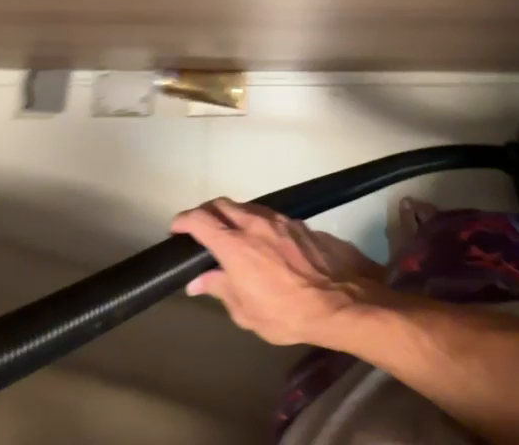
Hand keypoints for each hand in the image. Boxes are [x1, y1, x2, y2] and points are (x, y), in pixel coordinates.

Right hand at [170, 198, 386, 346]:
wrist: (342, 300)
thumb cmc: (288, 313)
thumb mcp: (246, 312)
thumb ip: (221, 289)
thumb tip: (198, 280)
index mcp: (236, 246)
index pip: (200, 220)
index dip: (183, 221)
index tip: (176, 229)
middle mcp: (255, 224)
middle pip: (222, 204)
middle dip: (206, 212)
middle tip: (199, 228)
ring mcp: (280, 220)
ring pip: (247, 206)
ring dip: (233, 215)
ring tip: (230, 233)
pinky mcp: (300, 223)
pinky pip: (270, 215)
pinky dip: (257, 222)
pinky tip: (262, 240)